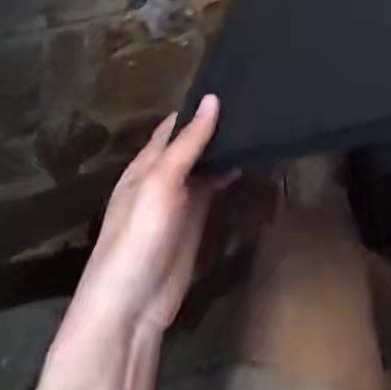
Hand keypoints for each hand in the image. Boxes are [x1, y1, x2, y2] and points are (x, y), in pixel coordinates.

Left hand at [39, 95, 230, 389]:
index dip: (199, 105)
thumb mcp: (160, 182)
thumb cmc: (138, 236)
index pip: (175, 124)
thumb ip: (187, 143)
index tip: (232, 82)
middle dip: (217, 124)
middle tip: (255, 100)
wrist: (132, 307)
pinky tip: (250, 161)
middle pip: (193, 143)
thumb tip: (213, 99)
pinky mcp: (196, 222)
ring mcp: (181, 200)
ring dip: (226, 149)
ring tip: (259, 123)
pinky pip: (215, 190)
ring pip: (206, 165)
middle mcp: (163, 176)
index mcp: (146, 163)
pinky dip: (230, 175)